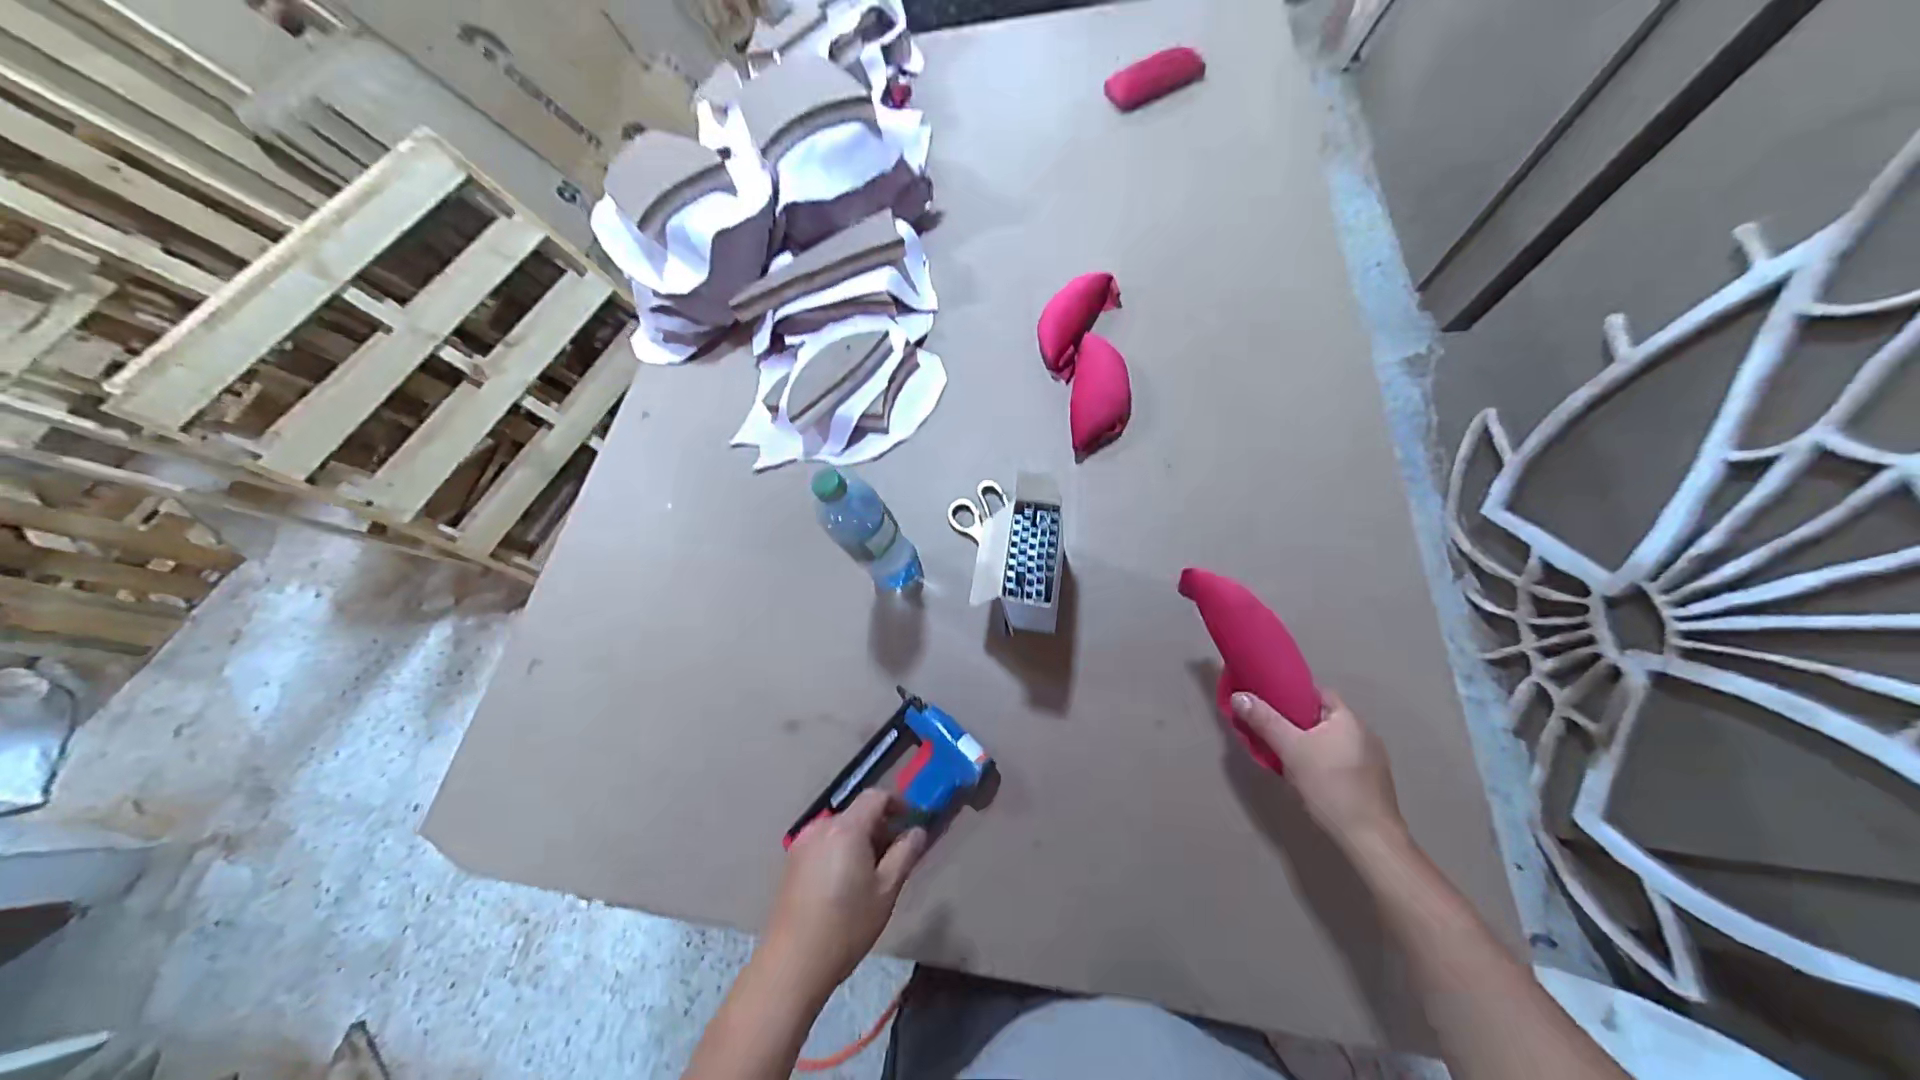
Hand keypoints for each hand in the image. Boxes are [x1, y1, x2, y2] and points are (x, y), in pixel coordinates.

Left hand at [761, 789, 927, 998]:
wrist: (794, 963)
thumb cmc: (847, 925)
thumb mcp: (887, 890)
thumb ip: (905, 853)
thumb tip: (917, 831)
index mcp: (846, 828)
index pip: (876, 796)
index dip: (898, 804)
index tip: (912, 823)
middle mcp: (821, 828)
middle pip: (857, 813)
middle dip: (880, 826)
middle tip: (897, 855)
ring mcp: (802, 844)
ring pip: (841, 829)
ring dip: (861, 840)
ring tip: (873, 874)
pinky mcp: (792, 863)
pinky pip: (825, 844)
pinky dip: (842, 850)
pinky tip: (847, 883)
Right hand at [1233, 690, 1405, 849]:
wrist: (1369, 838)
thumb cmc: (1330, 785)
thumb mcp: (1290, 749)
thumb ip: (1264, 720)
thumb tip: (1238, 695)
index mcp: (1348, 718)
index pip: (1317, 692)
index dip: (1292, 695)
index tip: (1269, 705)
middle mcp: (1364, 733)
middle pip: (1322, 717)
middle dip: (1295, 722)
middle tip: (1270, 732)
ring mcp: (1371, 759)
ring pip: (1330, 740)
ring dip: (1308, 744)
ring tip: (1285, 756)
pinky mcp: (1371, 781)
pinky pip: (1339, 759)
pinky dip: (1322, 760)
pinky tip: (1308, 777)